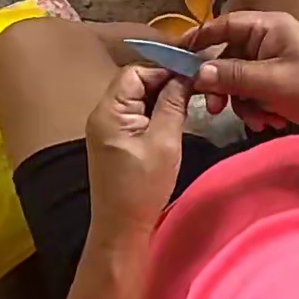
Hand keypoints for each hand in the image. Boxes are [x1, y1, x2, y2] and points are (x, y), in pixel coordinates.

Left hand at [85, 66, 189, 243]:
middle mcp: (103, 112)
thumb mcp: (165, 141)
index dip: (164, 69)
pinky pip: (136, 111)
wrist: (121, 229)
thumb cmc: (143, 186)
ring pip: (138, 95)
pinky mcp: (115, 137)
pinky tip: (175, 114)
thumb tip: (186, 74)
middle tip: (195, 86)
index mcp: (110, 110)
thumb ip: (174, 103)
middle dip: (165, 80)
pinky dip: (155, 109)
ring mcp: (107, 125)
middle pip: (136, 81)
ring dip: (162, 95)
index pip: (136, 72)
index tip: (192, 73)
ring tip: (189, 99)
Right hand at [186, 11, 298, 135]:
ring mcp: (275, 60)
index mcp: (268, 26)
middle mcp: (269, 38)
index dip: (199, 38)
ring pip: (240, 78)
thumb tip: (196, 73)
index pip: (223, 24)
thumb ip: (232, 76)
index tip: (176, 57)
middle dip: (224, 85)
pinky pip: (255, 90)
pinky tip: (271, 121)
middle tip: (216, 109)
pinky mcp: (281, 80)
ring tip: (261, 120)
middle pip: (228, 56)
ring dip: (244, 102)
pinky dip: (258, 107)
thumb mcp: (271, 82)